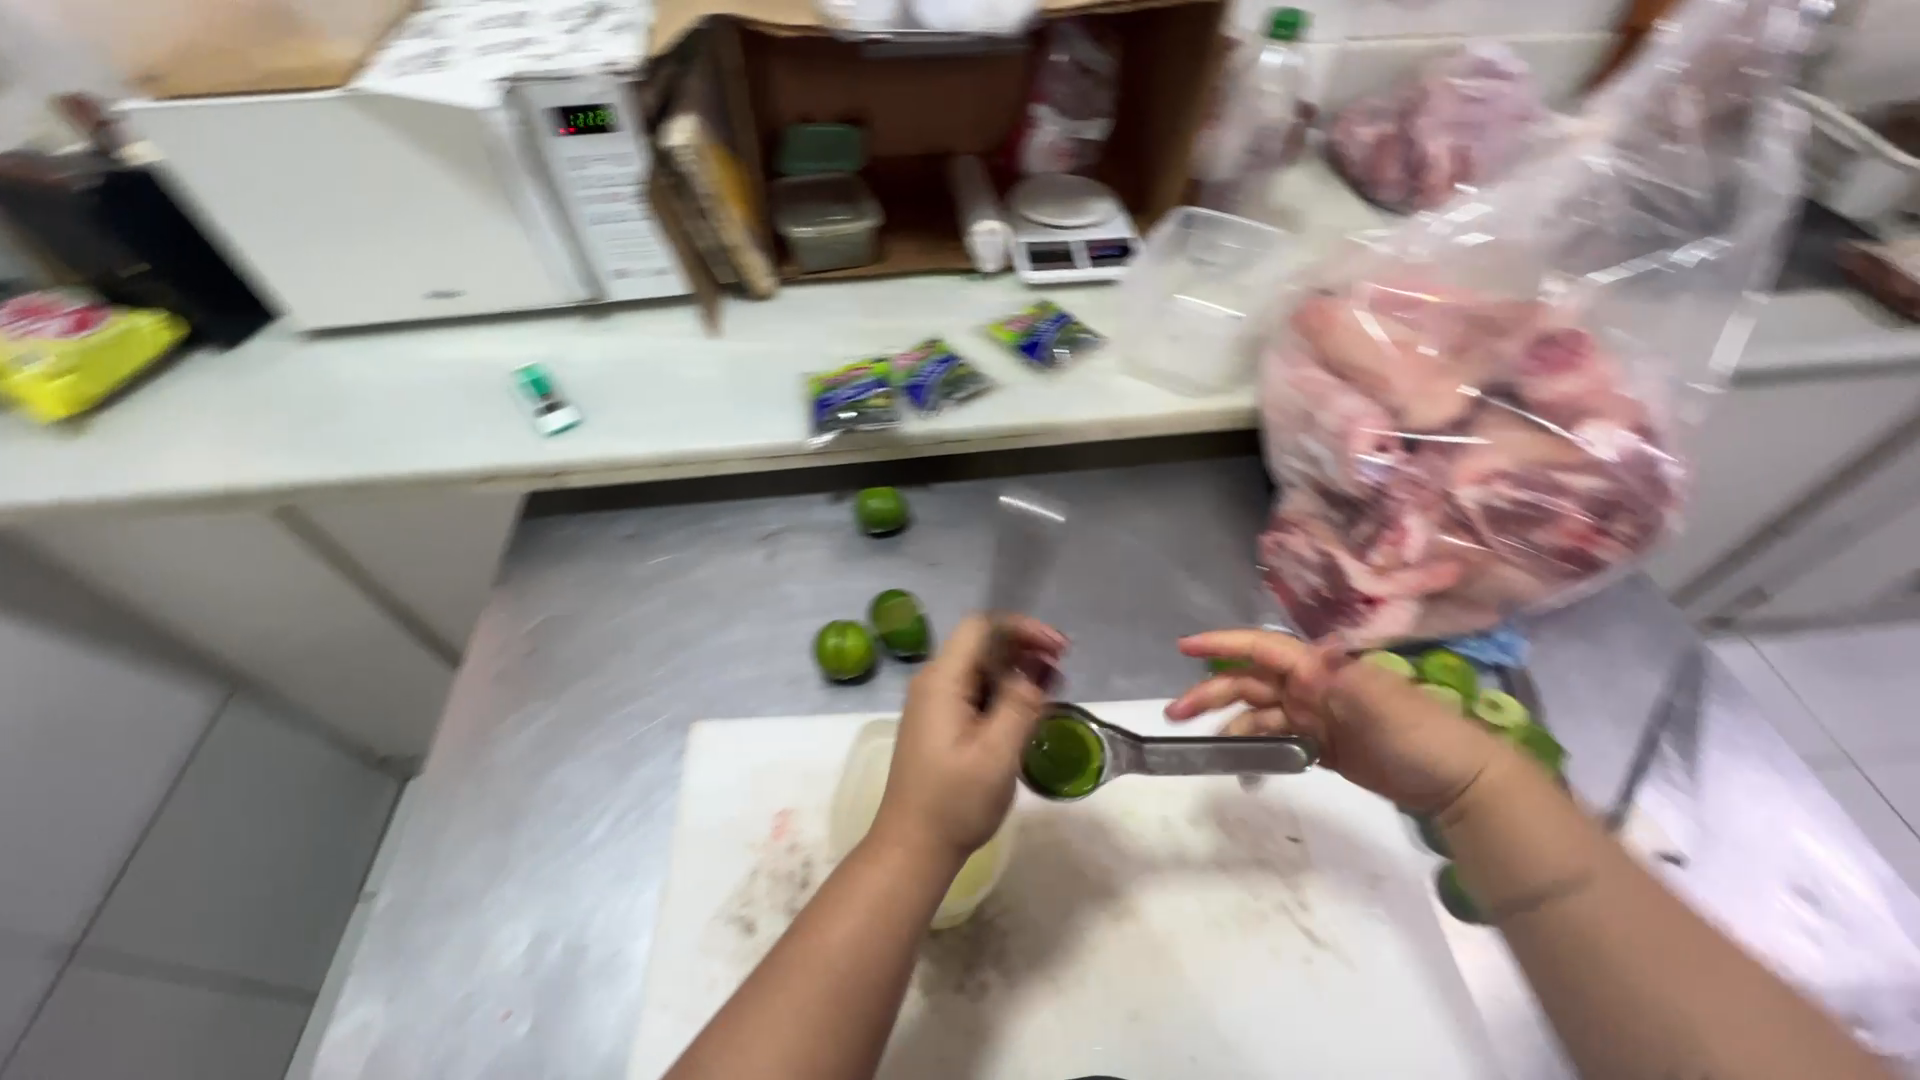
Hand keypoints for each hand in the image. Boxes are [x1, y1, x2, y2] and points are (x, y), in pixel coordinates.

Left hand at [872, 614, 1068, 860]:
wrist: (912, 847)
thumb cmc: (954, 803)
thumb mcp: (997, 754)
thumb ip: (1020, 703)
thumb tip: (1040, 665)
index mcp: (942, 681)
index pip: (981, 627)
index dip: (1022, 628)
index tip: (1058, 650)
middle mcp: (933, 683)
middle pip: (981, 644)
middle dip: (1023, 648)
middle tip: (1062, 671)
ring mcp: (933, 704)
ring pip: (979, 668)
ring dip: (1016, 671)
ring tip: (1052, 691)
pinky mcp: (939, 723)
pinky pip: (974, 692)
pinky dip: (1003, 692)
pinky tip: (1026, 711)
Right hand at [1165, 629, 1503, 814]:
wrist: (1458, 781)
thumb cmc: (1421, 735)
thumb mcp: (1384, 706)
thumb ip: (1343, 681)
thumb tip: (1310, 658)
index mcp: (1320, 671)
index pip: (1262, 649)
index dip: (1223, 645)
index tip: (1185, 648)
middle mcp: (1312, 688)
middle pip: (1250, 682)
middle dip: (1211, 691)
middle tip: (1175, 712)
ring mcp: (1316, 717)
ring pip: (1258, 712)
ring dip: (1228, 721)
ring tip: (1201, 741)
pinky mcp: (1321, 746)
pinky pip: (1276, 739)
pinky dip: (1255, 745)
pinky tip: (1238, 758)